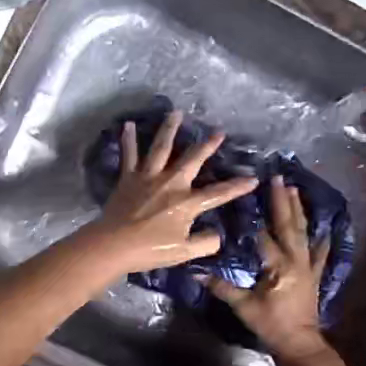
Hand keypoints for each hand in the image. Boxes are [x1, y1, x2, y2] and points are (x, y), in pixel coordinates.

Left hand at [85, 110, 257, 275]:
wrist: (113, 245)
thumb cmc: (149, 250)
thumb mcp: (184, 252)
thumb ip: (205, 242)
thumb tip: (218, 234)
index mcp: (186, 203)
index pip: (218, 193)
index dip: (237, 187)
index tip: (253, 178)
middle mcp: (170, 183)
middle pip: (192, 159)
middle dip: (207, 145)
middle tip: (218, 131)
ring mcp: (148, 177)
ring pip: (161, 148)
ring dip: (170, 129)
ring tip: (176, 113)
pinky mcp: (128, 178)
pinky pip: (129, 155)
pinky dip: (129, 139)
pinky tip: (128, 125)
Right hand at [207, 174, 332, 360]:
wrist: (299, 344)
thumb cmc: (270, 325)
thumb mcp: (243, 306)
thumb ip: (221, 287)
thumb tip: (195, 272)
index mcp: (278, 266)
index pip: (264, 235)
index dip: (256, 214)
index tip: (249, 192)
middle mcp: (296, 260)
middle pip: (288, 225)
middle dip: (282, 201)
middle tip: (278, 178)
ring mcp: (308, 267)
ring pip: (304, 232)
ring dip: (299, 210)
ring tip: (295, 189)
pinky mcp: (314, 275)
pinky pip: (319, 252)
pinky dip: (320, 238)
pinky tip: (323, 227)